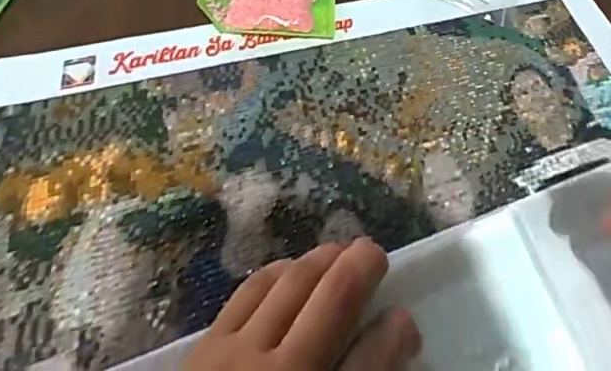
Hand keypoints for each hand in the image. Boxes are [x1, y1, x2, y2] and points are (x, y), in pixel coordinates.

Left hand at [183, 239, 420, 370]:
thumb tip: (388, 346)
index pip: (368, 363)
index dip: (393, 336)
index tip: (405, 319)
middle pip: (332, 301)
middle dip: (361, 268)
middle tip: (375, 253)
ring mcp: (238, 356)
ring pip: (291, 284)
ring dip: (321, 260)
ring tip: (339, 251)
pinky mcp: (205, 348)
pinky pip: (250, 291)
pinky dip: (277, 272)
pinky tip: (290, 268)